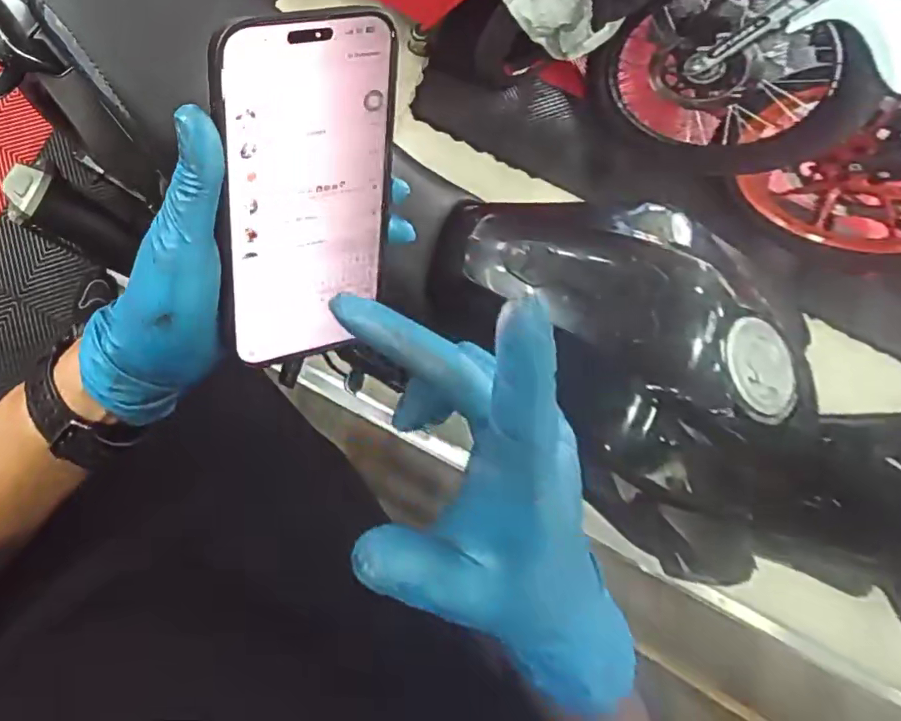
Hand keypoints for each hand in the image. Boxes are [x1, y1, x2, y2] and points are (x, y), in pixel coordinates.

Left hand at [80, 107, 416, 424]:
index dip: (309, 144)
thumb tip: (193, 119)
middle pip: (303, 193)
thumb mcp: (180, 236)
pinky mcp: (271, 286)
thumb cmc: (161, 300)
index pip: (269, 158)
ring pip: (313, 230)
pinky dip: (340, 263)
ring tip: (386, 225)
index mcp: (220, 199)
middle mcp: (244, 222)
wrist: (160, 364)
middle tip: (385, 185)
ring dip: (351, 225)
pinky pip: (312, 267)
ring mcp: (260, 255)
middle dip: (347, 186)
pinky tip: (363, 266)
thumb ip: (193, 182)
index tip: (346, 133)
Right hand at [330, 293, 635, 716]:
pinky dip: (432, 381)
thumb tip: (360, 557)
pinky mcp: (521, 415)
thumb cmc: (513, 593)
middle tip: (344, 309)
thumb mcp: (460, 594)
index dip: (523, 353)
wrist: (556, 598)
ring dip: (417, 367)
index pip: (525, 401)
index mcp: (528, 467)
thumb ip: (413, 574)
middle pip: (465, 364)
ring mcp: (532, 418)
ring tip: (401, 422)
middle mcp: (538, 429)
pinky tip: (417, 419)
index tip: (523, 303)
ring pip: (465, 363)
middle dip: (403, 337)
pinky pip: (468, 373)